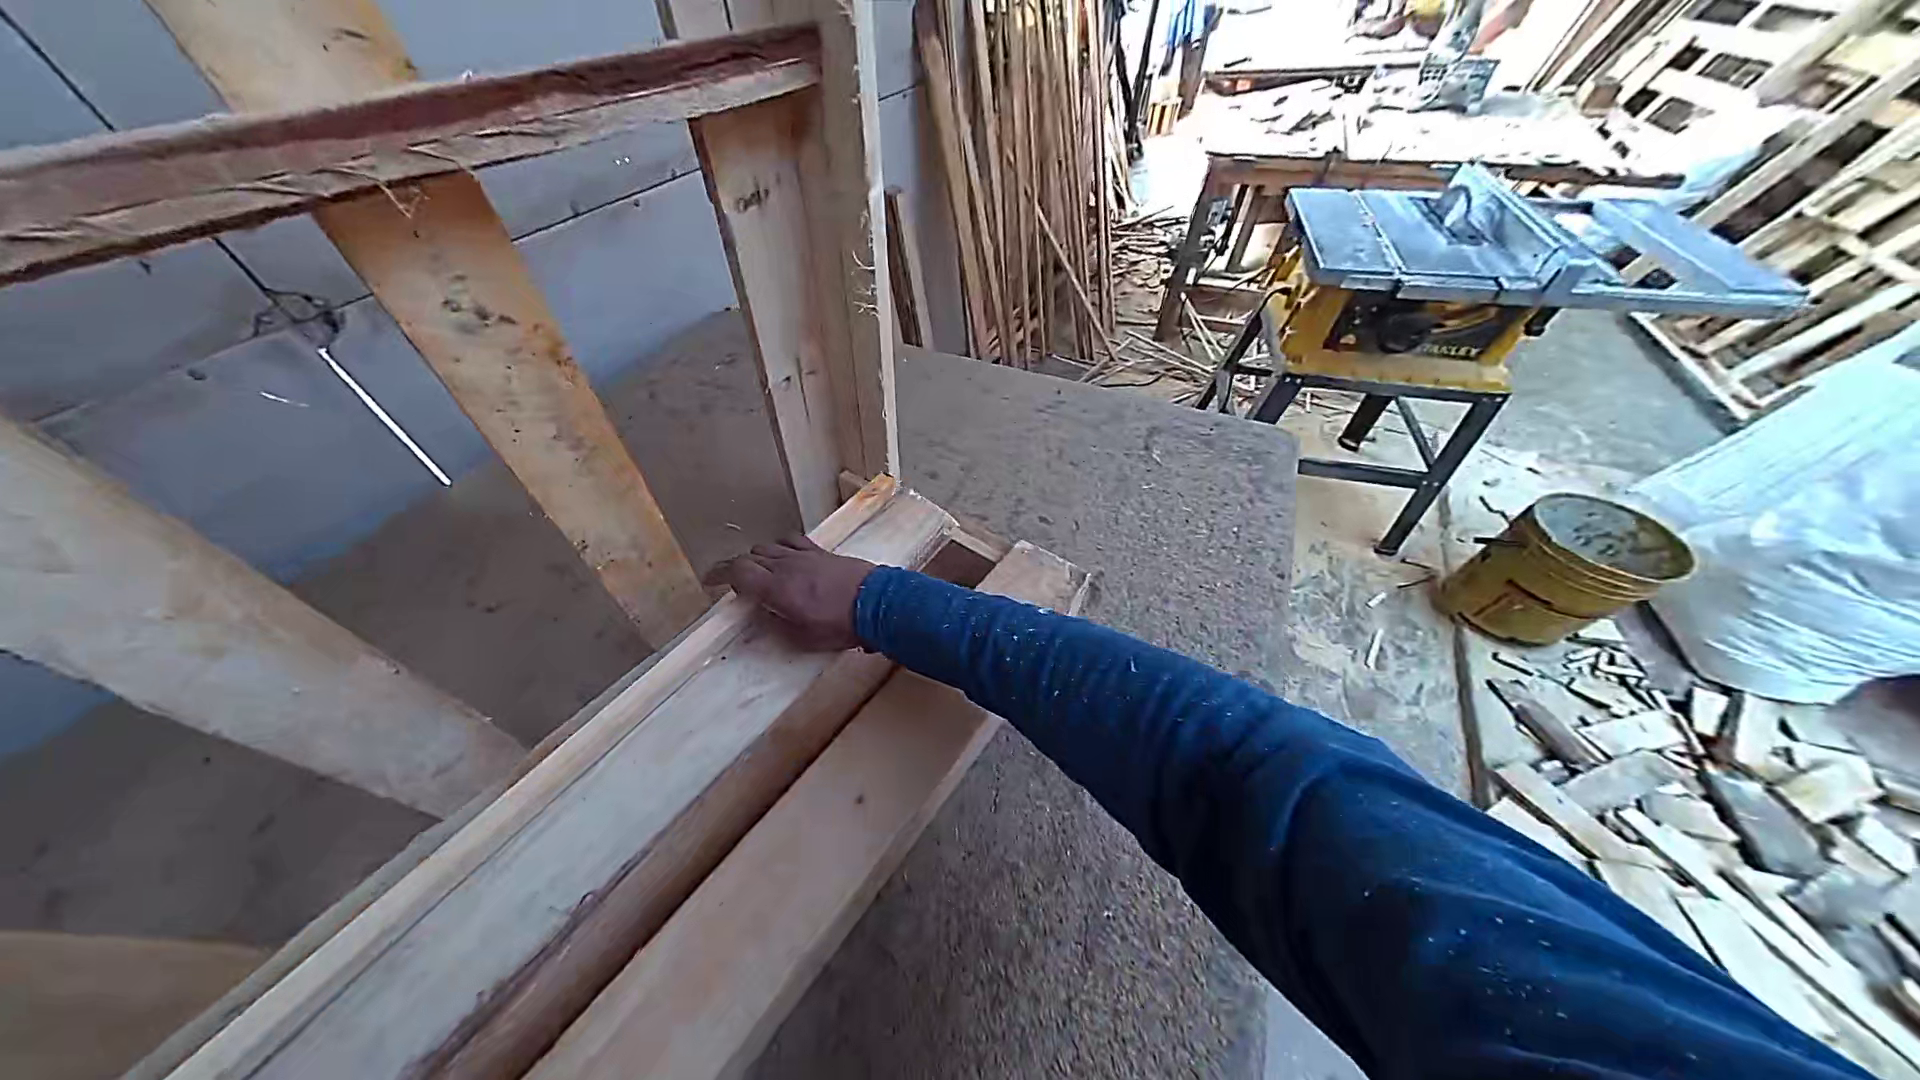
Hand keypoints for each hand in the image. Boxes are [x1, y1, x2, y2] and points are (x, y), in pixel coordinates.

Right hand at [704, 533, 875, 650]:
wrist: (877, 604)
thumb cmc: (840, 626)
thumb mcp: (802, 638)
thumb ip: (777, 624)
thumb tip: (763, 614)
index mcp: (776, 587)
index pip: (737, 571)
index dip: (719, 574)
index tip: (710, 581)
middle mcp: (786, 565)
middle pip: (750, 556)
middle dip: (738, 570)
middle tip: (739, 586)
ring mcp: (804, 555)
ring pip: (769, 546)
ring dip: (759, 558)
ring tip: (762, 573)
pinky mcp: (821, 551)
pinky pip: (792, 540)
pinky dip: (781, 547)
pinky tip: (786, 557)